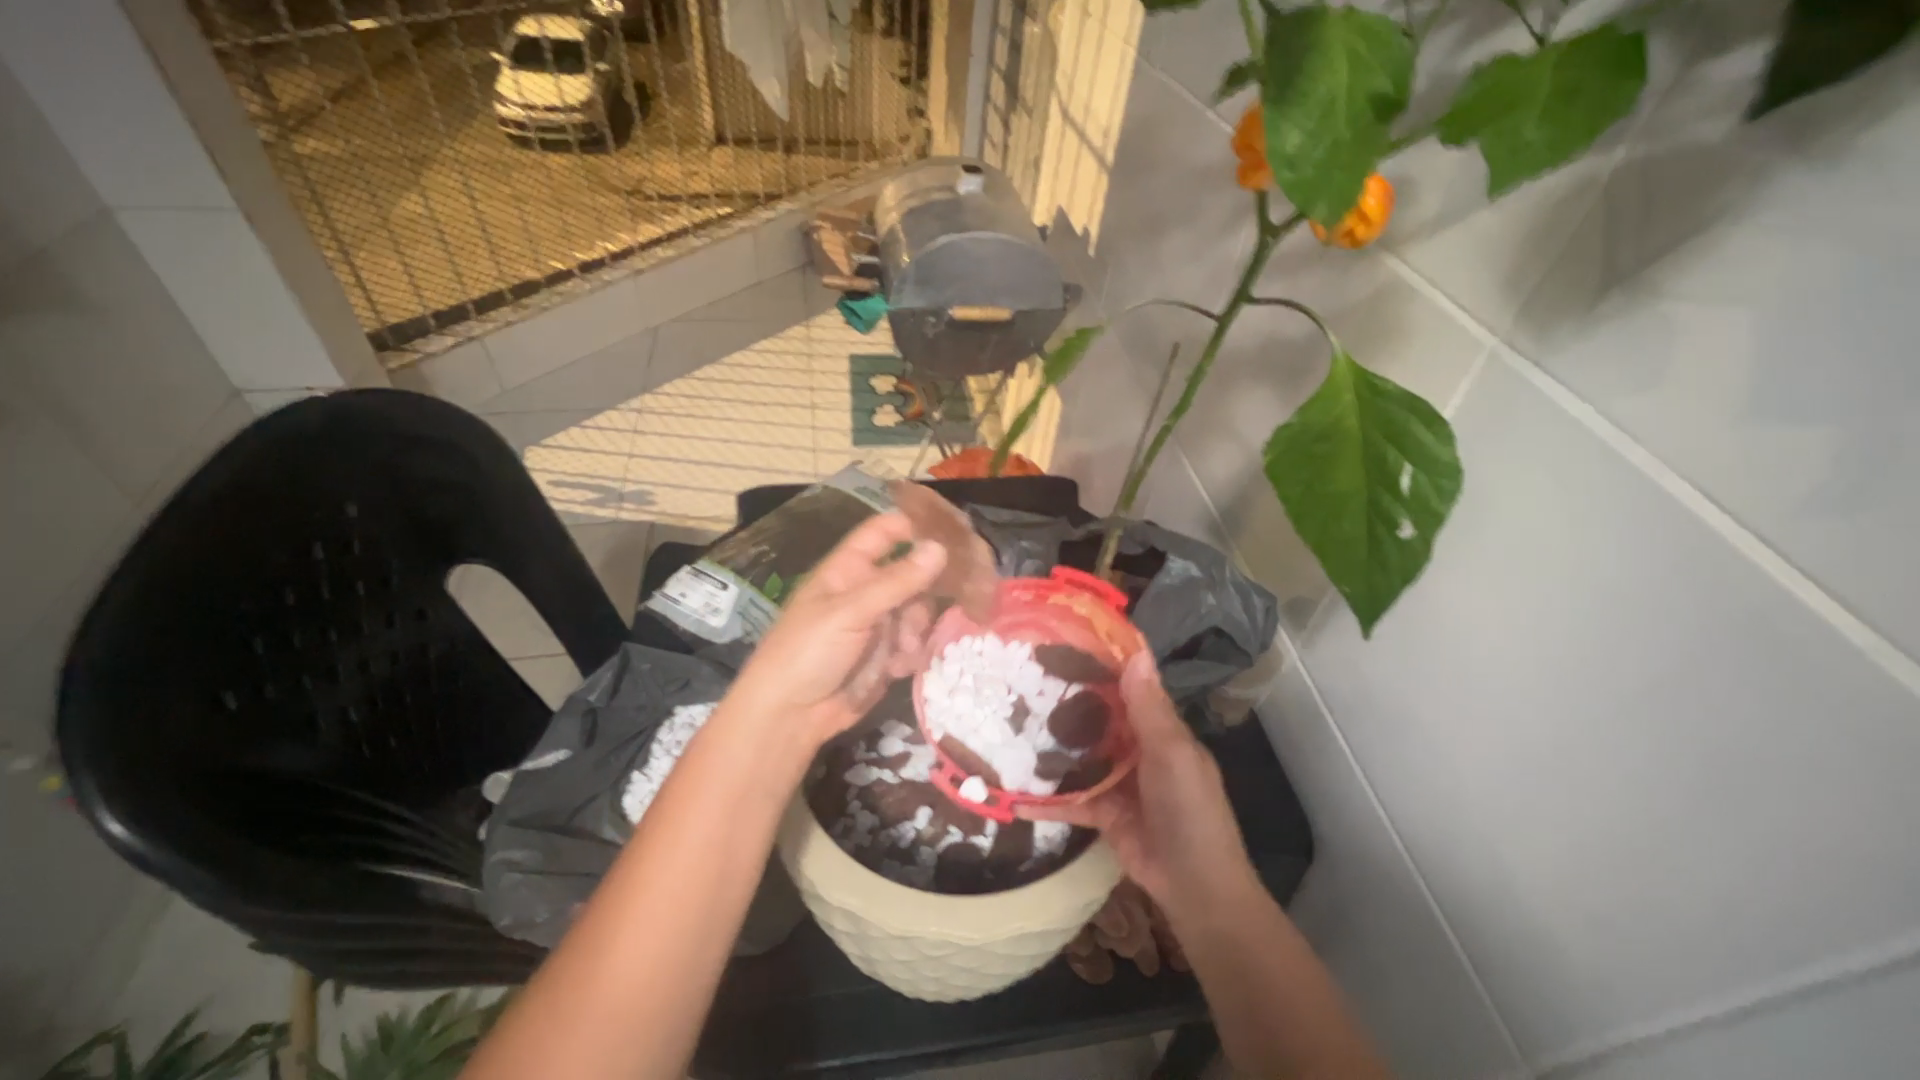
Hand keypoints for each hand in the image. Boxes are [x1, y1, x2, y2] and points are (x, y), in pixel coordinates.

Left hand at [725, 511, 946, 746]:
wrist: (790, 717)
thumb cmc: (807, 652)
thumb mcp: (850, 612)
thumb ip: (897, 581)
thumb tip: (940, 547)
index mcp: (847, 570)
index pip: (884, 533)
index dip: (913, 525)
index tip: (952, 530)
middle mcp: (865, 592)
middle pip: (911, 575)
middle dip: (924, 592)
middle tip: (925, 610)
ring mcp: (877, 626)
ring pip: (917, 613)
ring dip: (916, 630)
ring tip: (903, 651)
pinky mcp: (886, 657)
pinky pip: (914, 645)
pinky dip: (910, 656)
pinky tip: (897, 670)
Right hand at [1021, 652, 1260, 918]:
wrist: (1195, 885)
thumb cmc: (1190, 810)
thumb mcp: (1171, 755)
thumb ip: (1149, 709)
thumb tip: (1137, 652)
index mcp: (1160, 730)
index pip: (1128, 689)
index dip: (1101, 668)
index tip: (1062, 643)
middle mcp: (1138, 750)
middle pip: (1098, 721)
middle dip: (1066, 705)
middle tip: (1020, 683)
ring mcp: (1119, 783)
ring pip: (1080, 758)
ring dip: (1051, 750)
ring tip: (1007, 730)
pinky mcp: (1103, 814)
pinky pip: (1071, 800)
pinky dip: (1046, 801)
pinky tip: (1014, 797)